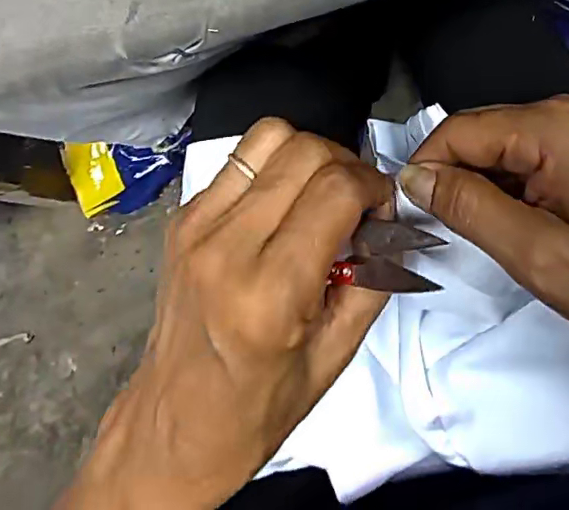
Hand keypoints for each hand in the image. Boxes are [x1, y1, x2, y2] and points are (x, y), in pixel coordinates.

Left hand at [59, 120, 392, 509]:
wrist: (172, 431)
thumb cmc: (261, 402)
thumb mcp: (340, 348)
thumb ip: (378, 273)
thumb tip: (396, 219)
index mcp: (271, 291)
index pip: (339, 189)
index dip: (376, 187)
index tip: (381, 210)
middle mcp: (227, 248)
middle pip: (310, 151)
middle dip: (350, 166)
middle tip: (357, 201)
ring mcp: (197, 227)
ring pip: (274, 136)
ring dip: (312, 154)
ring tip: (321, 190)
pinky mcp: (182, 218)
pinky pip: (243, 155)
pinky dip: (276, 164)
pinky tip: (284, 200)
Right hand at [401, 95, 568, 371]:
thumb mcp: (537, 253)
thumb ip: (469, 207)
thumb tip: (413, 176)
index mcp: (549, 126)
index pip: (457, 130)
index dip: (424, 172)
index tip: (407, 221)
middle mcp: (559, 113)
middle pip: (475, 133)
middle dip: (447, 177)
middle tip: (434, 234)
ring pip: (495, 148)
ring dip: (473, 186)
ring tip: (469, 235)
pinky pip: (521, 159)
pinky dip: (501, 189)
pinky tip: (505, 225)